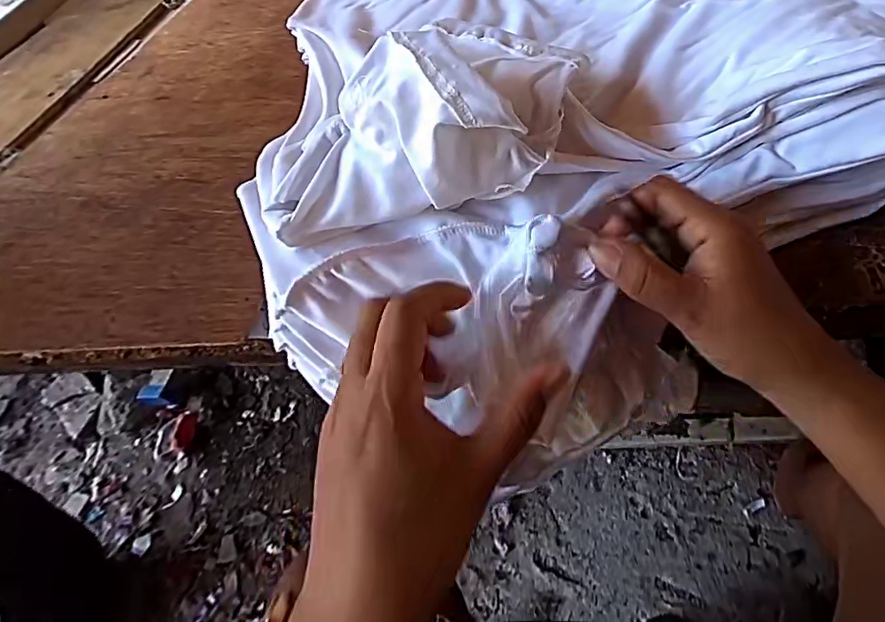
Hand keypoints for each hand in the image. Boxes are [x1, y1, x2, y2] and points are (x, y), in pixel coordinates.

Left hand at [294, 282, 566, 621]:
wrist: (359, 603)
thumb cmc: (416, 540)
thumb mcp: (478, 472)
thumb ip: (519, 415)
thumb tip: (554, 373)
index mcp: (386, 396)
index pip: (401, 313)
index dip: (435, 294)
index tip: (463, 301)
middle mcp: (351, 397)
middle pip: (372, 317)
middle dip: (414, 311)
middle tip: (450, 331)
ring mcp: (335, 418)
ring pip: (359, 348)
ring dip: (398, 343)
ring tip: (437, 378)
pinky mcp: (330, 439)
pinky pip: (353, 380)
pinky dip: (382, 371)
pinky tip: (413, 412)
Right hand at [591, 176, 837, 391]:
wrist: (799, 370)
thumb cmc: (747, 337)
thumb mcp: (687, 308)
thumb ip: (641, 275)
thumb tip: (596, 246)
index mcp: (715, 224)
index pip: (658, 190)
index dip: (625, 206)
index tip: (604, 240)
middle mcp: (718, 223)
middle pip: (661, 204)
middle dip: (628, 224)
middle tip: (606, 258)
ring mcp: (720, 241)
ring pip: (667, 225)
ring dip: (640, 241)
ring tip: (619, 270)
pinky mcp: (720, 260)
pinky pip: (679, 244)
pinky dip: (656, 255)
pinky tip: (642, 278)